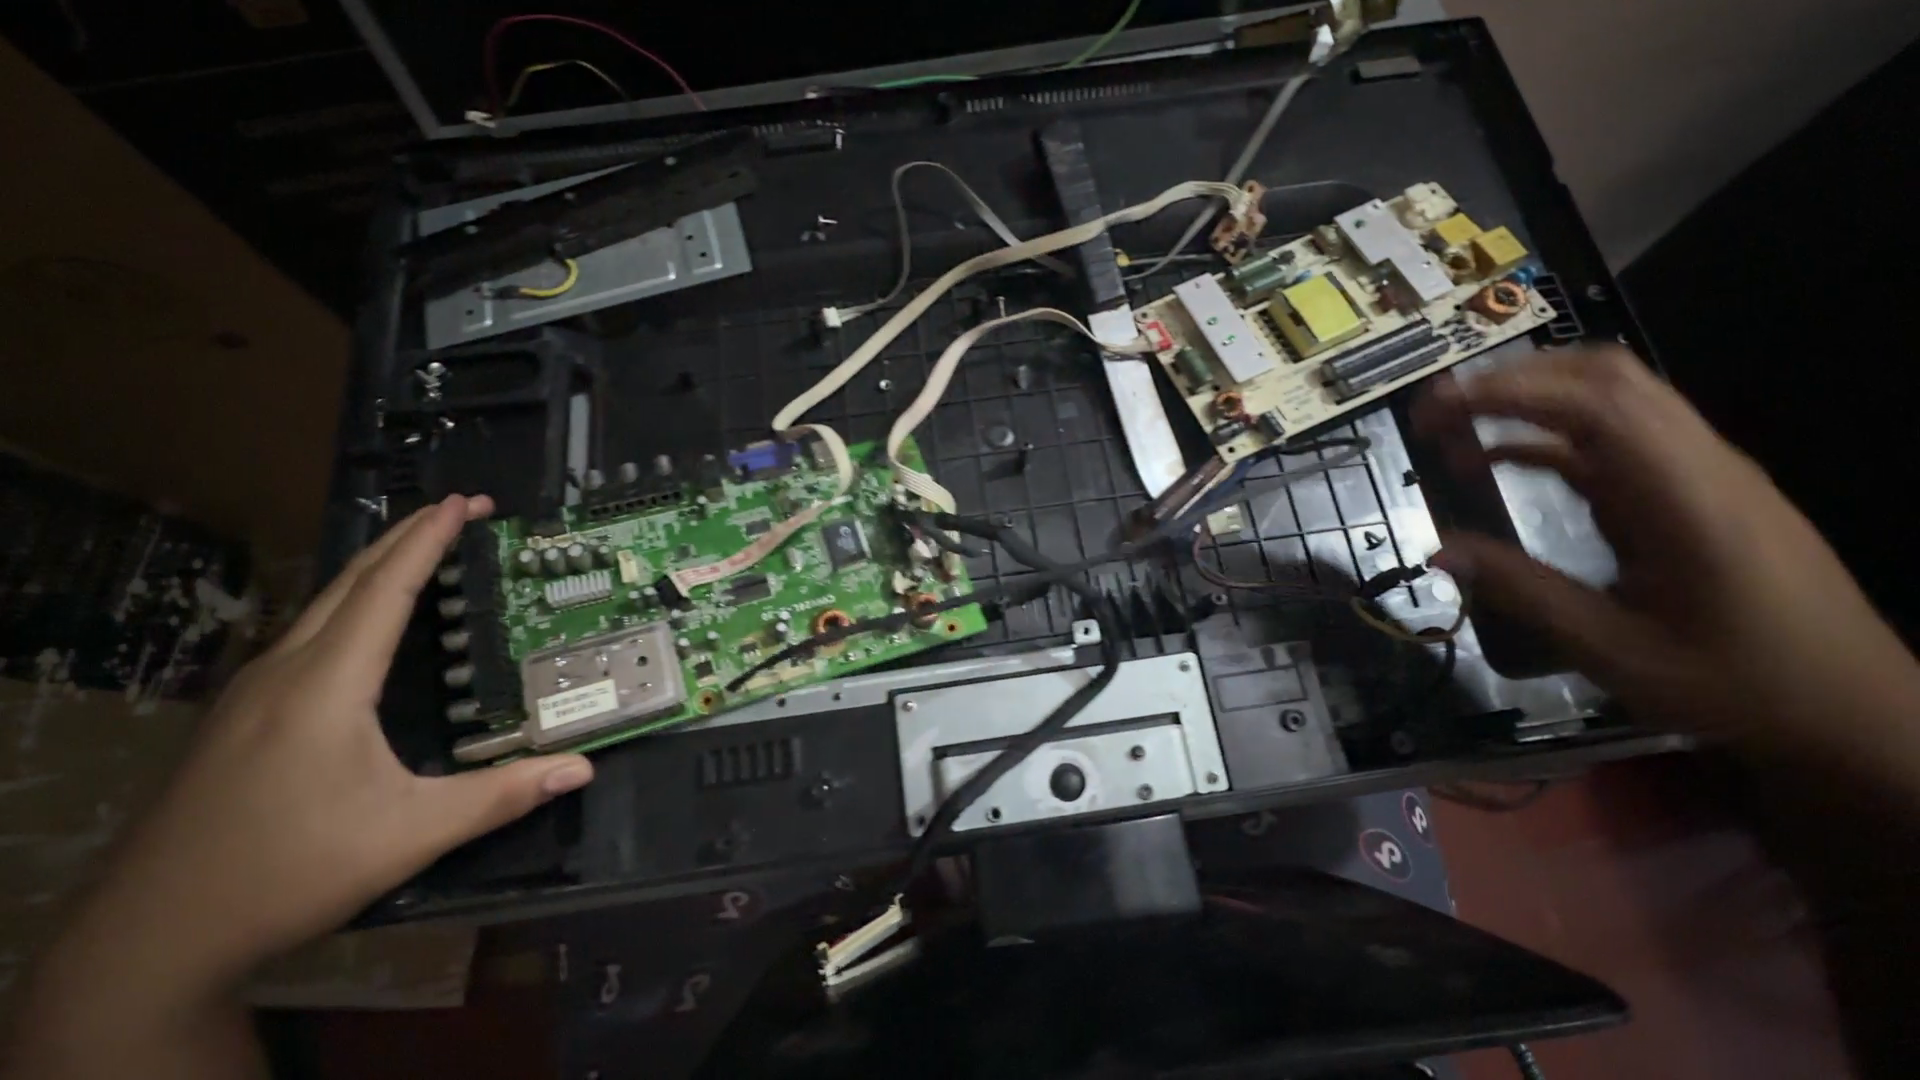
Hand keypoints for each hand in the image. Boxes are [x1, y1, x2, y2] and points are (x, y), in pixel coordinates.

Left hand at [20, 496, 593, 1053]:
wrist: (154, 933)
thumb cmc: (290, 871)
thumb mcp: (410, 835)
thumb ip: (499, 796)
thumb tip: (581, 770)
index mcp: (327, 686)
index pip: (384, 591)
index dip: (426, 542)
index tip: (462, 502)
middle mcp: (285, 673)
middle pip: (348, 583)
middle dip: (404, 537)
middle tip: (455, 508)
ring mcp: (252, 693)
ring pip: (320, 607)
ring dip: (374, 569)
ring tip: (418, 549)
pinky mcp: (238, 717)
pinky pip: (304, 635)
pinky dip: (347, 605)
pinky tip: (359, 624)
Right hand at [1411, 347, 1919, 791]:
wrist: (1852, 708)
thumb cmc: (1737, 684)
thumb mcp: (1616, 651)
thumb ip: (1525, 593)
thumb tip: (1441, 552)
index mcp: (1687, 495)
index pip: (1593, 405)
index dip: (1507, 393)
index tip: (1434, 409)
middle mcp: (1699, 464)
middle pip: (1606, 379)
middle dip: (1513, 380)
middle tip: (1437, 410)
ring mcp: (1701, 473)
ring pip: (1614, 400)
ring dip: (1532, 401)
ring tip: (1458, 432)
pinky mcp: (1695, 492)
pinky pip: (1618, 441)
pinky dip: (1552, 438)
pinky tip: (1503, 463)